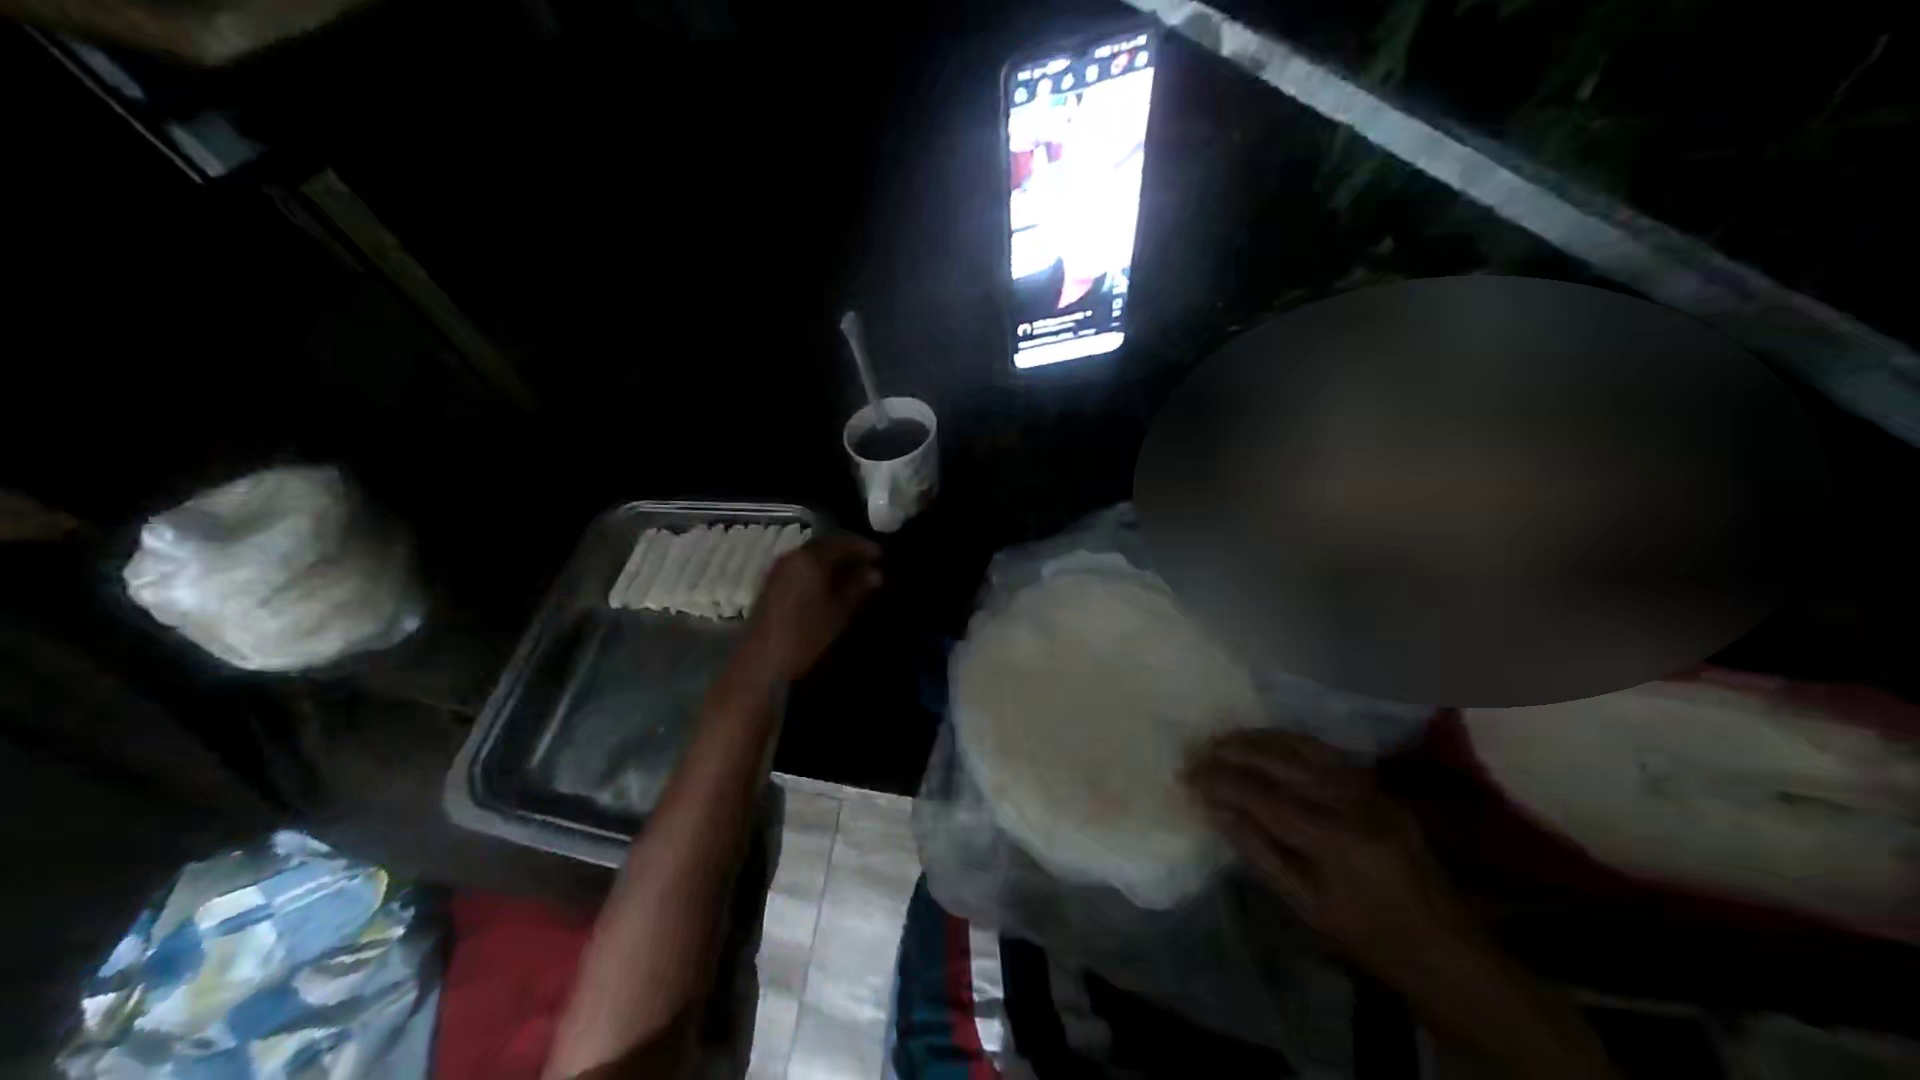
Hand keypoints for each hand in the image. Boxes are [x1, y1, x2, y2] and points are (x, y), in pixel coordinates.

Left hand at [745, 532, 881, 680]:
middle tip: (870, 562)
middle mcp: (792, 556)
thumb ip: (858, 587)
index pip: (842, 540)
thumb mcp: (838, 613)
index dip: (864, 546)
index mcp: (809, 559)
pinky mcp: (772, 582)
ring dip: (834, 559)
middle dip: (849, 550)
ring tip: (855, 574)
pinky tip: (831, 583)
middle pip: (825, 543)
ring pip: (812, 553)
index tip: (881, 555)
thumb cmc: (805, 638)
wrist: (762, 664)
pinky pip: (801, 564)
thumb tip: (876, 573)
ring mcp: (778, 568)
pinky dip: (819, 567)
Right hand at [1187, 730, 1478, 973]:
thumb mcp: (1305, 904)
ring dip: (1256, 739)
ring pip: (1301, 746)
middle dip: (1231, 752)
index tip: (1186, 775)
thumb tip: (1214, 809)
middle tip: (1195, 750)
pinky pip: (1323, 750)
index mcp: (1334, 838)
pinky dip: (1287, 741)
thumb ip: (1258, 850)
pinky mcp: (1376, 785)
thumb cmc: (1369, 937)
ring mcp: (1368, 788)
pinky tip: (1265, 742)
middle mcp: (1351, 801)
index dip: (1219, 781)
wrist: (1447, 947)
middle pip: (1278, 761)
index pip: (1261, 795)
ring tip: (1221, 739)